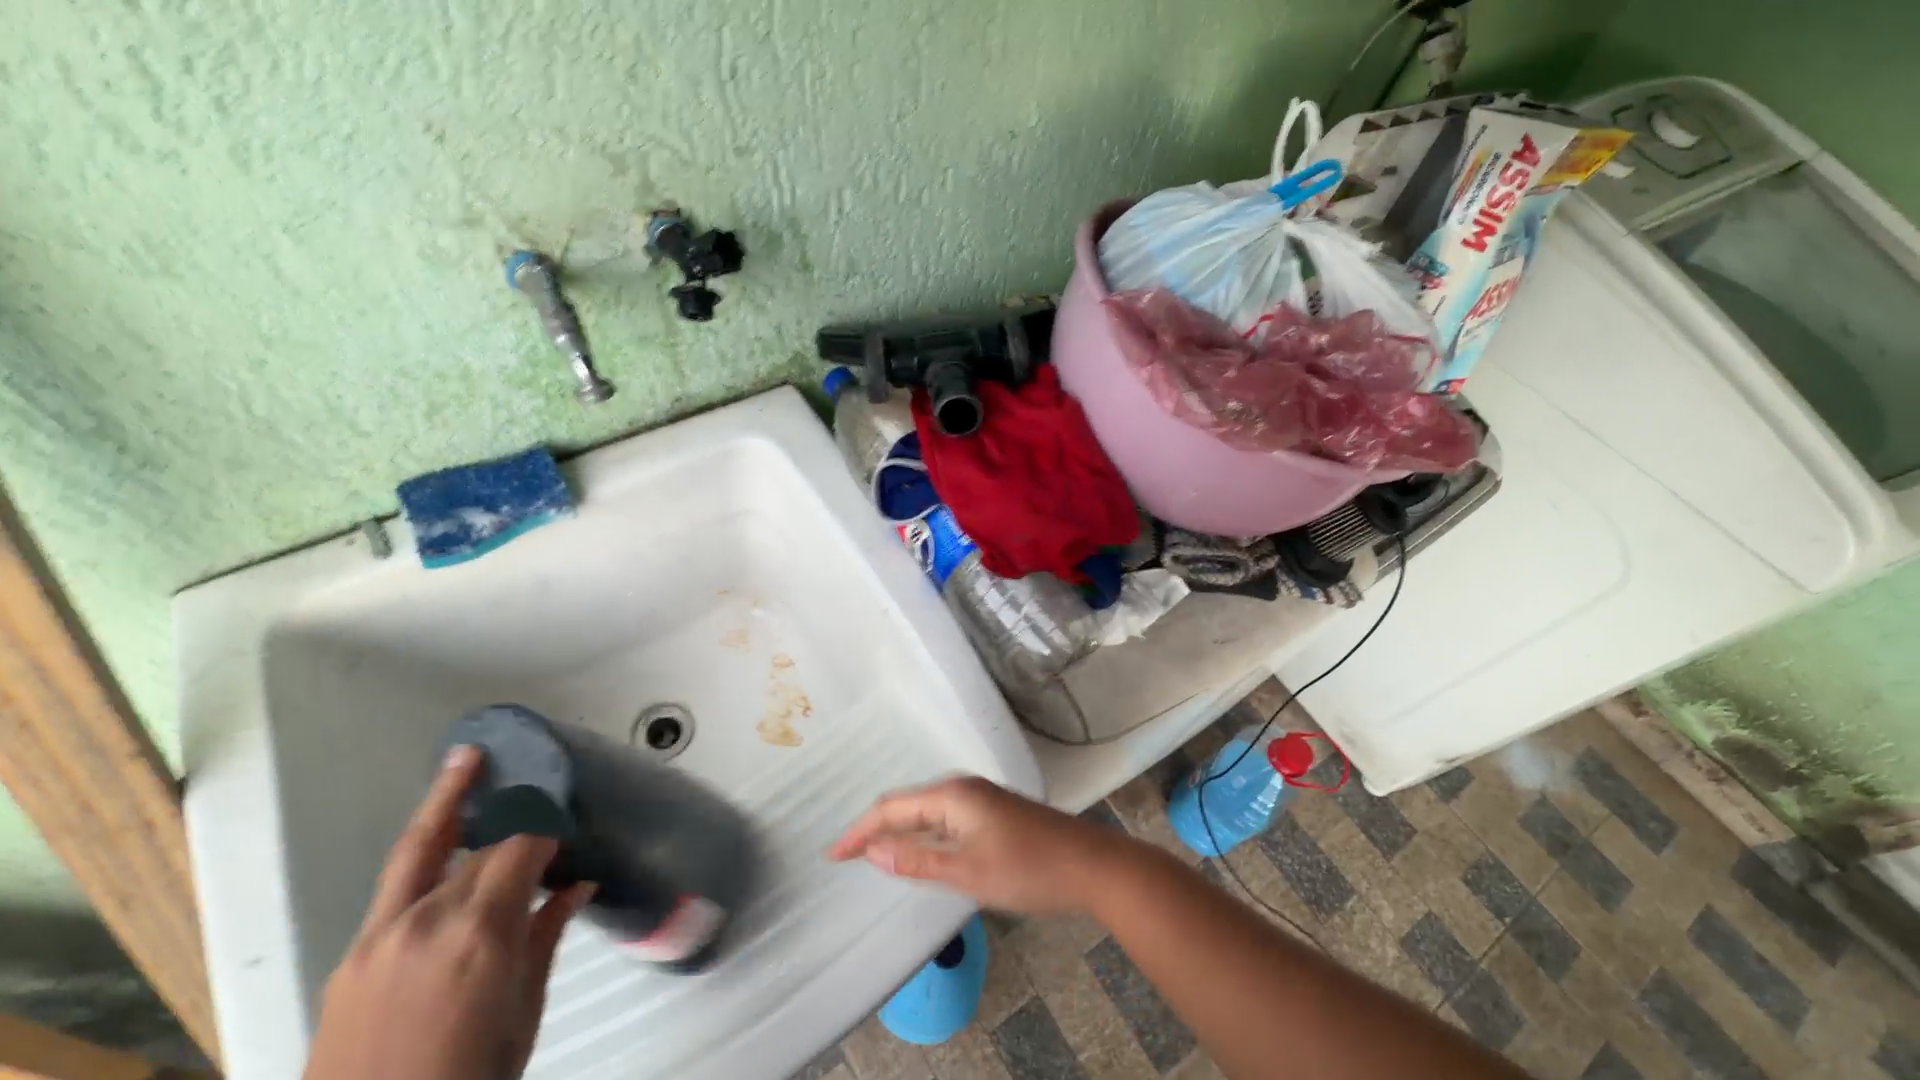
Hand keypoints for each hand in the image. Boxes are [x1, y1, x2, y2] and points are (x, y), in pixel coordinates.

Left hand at [303, 746, 594, 1079]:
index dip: (546, 831)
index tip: (565, 823)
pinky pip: (395, 892)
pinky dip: (423, 861)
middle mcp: (426, 921)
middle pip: (476, 851)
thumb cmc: (469, 1079)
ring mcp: (378, 936)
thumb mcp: (522, 1016)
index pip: (521, 852)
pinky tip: (441, 853)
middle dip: (510, 825)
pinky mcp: (349, 958)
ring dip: (445, 807)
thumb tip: (574, 888)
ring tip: (466, 762)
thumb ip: (545, 940)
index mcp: (480, 936)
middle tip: (534, 797)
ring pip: (419, 852)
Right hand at [828, 776, 1138, 914]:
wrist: (1094, 868)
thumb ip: (918, 861)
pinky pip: (946, 819)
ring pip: (928, 812)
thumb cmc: (1029, 870)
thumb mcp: (968, 872)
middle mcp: (964, 788)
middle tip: (846, 855)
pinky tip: (921, 854)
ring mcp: (982, 799)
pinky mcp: (995, 814)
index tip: (832, 855)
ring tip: (873, 855)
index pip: (892, 807)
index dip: (859, 830)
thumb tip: (873, 850)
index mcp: (953, 795)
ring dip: (900, 831)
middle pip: (908, 805)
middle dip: (876, 828)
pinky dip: (924, 835)